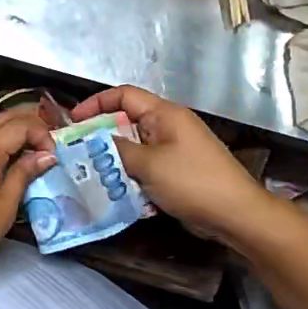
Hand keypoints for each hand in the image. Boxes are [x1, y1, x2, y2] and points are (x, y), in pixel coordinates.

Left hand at [0, 110, 56, 279]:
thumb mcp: (5, 205)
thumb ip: (25, 174)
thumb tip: (46, 156)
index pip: (20, 125)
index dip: (42, 134)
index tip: (54, 157)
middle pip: (4, 118)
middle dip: (30, 124)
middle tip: (49, 144)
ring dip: (15, 132)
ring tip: (35, 151)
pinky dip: (1, 142)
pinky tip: (13, 160)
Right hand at [70, 86, 267, 239]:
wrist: (234, 213)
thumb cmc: (191, 181)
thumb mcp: (148, 164)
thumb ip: (118, 150)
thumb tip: (98, 143)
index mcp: (164, 114)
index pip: (124, 95)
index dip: (96, 103)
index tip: (74, 122)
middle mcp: (169, 126)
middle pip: (127, 122)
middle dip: (101, 136)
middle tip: (76, 154)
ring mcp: (175, 149)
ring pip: (135, 147)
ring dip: (115, 160)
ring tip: (91, 175)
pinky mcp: (177, 171)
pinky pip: (146, 166)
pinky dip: (131, 175)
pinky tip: (116, 192)